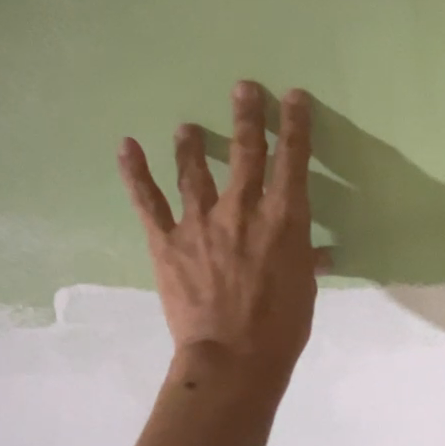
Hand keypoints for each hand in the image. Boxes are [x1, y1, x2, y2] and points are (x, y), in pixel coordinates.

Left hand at [117, 81, 327, 384]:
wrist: (232, 357)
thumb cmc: (282, 326)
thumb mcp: (305, 289)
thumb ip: (306, 261)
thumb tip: (317, 253)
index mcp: (283, 219)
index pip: (292, 161)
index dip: (294, 125)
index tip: (292, 97)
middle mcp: (243, 210)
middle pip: (246, 152)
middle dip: (247, 117)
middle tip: (243, 88)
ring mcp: (201, 223)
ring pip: (195, 171)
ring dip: (192, 145)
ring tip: (187, 126)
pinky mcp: (167, 241)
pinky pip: (148, 201)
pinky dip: (135, 173)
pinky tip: (127, 146)